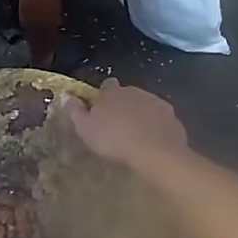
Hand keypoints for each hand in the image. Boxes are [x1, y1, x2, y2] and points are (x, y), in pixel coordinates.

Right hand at [63, 77, 186, 167]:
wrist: (154, 152)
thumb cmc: (114, 139)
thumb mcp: (85, 128)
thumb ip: (75, 110)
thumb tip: (65, 95)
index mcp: (112, 92)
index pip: (107, 85)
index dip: (103, 96)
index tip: (101, 110)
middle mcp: (135, 91)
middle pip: (127, 94)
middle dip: (123, 105)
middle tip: (117, 126)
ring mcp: (156, 102)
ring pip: (145, 105)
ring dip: (140, 114)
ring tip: (135, 135)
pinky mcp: (172, 116)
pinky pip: (160, 118)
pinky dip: (155, 125)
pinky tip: (152, 140)